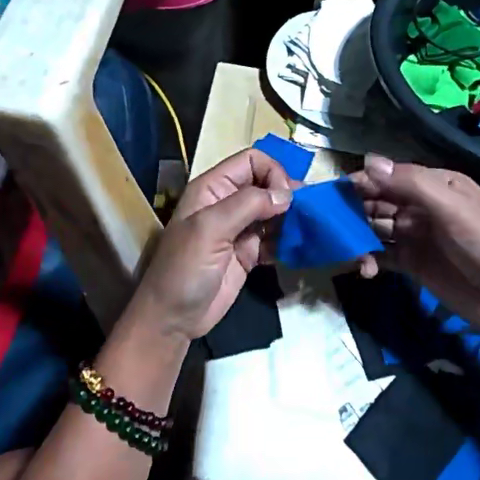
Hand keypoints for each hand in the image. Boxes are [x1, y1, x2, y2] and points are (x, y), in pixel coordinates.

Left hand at [133, 149, 294, 339]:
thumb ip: (247, 205)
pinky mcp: (249, 253)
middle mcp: (228, 203)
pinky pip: (275, 237)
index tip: (285, 196)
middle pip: (267, 183)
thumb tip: (286, 195)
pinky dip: (288, 239)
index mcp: (213, 188)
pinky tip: (297, 246)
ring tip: (306, 228)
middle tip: (305, 212)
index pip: (251, 161)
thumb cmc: (184, 269)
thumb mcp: (210, 229)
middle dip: (287, 193)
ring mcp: (240, 229)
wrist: (173, 319)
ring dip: (291, 216)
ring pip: (274, 210)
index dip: (272, 172)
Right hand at [349, 155, 479, 341]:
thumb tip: (367, 161)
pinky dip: (369, 259)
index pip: (390, 176)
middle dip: (355, 209)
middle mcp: (423, 206)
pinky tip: (363, 268)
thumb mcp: (452, 207)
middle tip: (330, 223)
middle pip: (379, 201)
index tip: (334, 193)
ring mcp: (417, 236)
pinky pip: (383, 256)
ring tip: (344, 248)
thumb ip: (410, 184)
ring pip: (377, 228)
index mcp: (436, 183)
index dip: (363, 181)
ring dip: (358, 235)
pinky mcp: (414, 265)